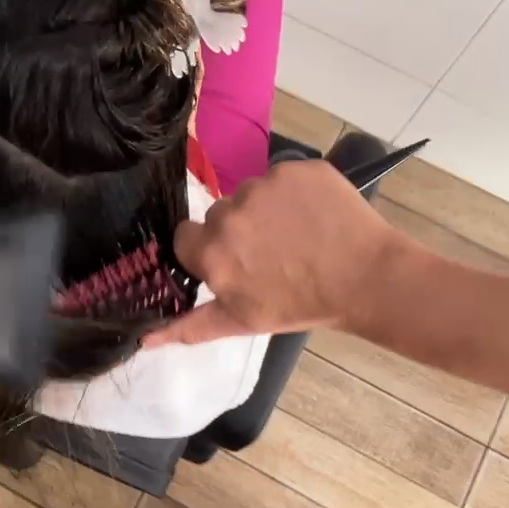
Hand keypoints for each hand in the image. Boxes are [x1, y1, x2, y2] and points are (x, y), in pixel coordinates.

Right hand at [145, 158, 412, 346]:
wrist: (366, 279)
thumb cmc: (299, 305)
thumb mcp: (239, 322)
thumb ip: (188, 326)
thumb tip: (143, 340)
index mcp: (211, 250)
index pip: (186, 237)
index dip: (207, 252)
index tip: (233, 264)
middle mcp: (230, 212)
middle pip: (218, 214)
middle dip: (235, 231)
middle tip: (268, 254)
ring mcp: (265, 185)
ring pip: (249, 193)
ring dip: (263, 210)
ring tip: (294, 235)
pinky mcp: (297, 167)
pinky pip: (281, 176)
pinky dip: (293, 193)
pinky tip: (312, 216)